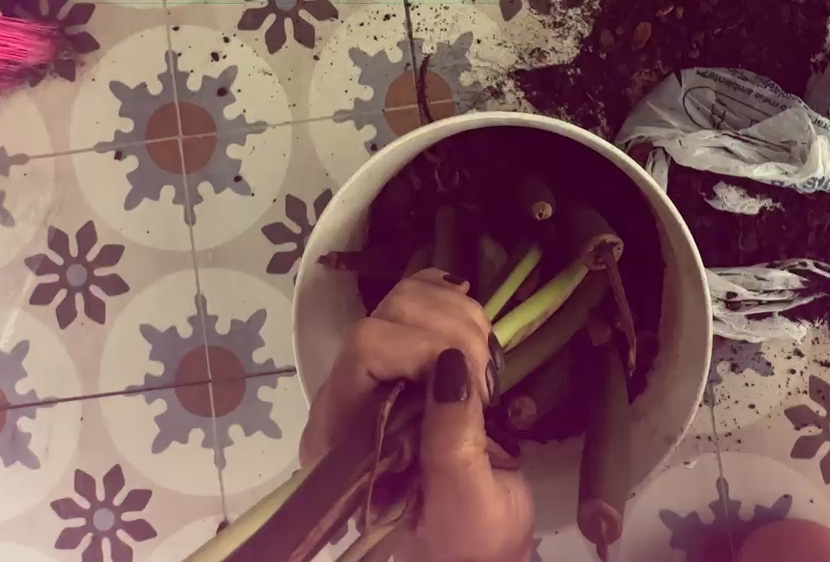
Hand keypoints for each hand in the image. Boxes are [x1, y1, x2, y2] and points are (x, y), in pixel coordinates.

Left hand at [301, 269, 533, 561]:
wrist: (476, 546)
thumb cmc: (467, 540)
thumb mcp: (464, 505)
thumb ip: (451, 442)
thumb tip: (453, 361)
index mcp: (343, 438)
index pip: (365, 348)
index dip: (422, 346)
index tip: (470, 379)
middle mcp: (352, 392)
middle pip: (389, 312)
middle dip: (450, 330)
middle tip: (486, 378)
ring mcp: (383, 367)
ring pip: (408, 295)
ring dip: (460, 314)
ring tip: (485, 364)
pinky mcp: (413, 350)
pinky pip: (425, 294)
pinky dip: (454, 297)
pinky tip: (475, 325)